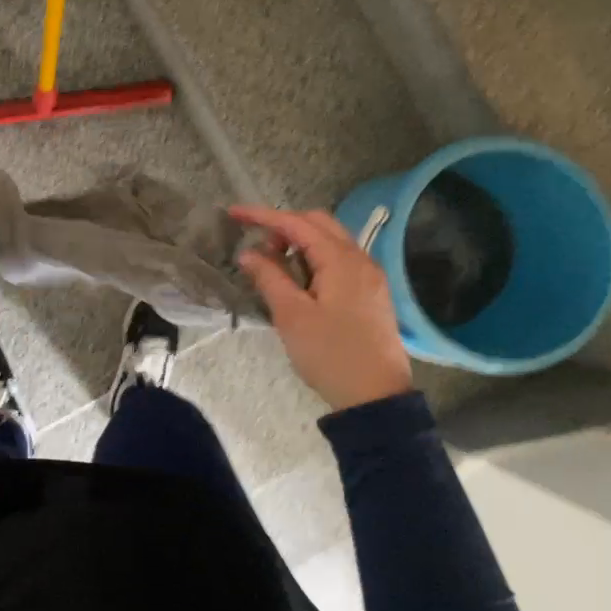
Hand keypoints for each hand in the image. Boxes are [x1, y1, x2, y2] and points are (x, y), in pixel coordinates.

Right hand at [230, 205, 412, 410]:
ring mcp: (370, 277)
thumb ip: (269, 277)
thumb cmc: (330, 354)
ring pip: (331, 241)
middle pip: (319, 224)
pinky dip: (315, 257)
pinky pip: (340, 260)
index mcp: (342, 261)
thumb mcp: (291, 316)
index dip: (263, 216)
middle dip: (285, 225)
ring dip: (300, 241)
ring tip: (273, 261)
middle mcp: (361, 260)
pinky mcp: (371, 293)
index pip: (298, 223)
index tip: (233, 213)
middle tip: (257, 243)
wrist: (376, 398)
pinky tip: (298, 278)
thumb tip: (249, 253)